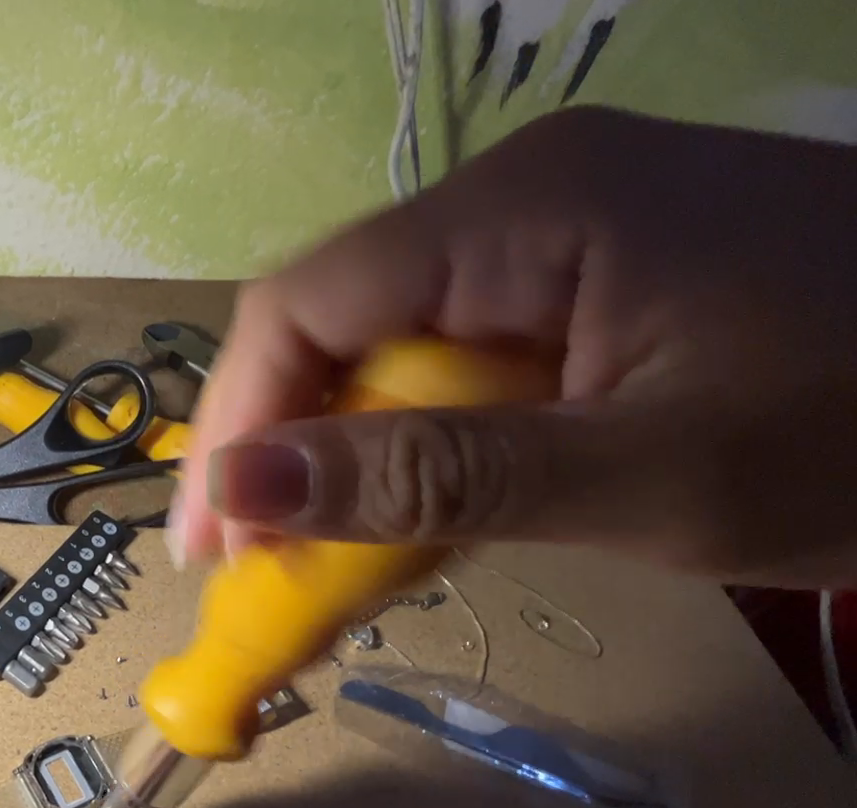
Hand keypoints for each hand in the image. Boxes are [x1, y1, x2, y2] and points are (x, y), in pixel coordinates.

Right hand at [169, 106, 856, 587]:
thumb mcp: (645, 474)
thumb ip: (430, 477)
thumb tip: (239, 492)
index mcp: (521, 208)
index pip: (303, 306)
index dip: (234, 423)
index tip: (211, 541)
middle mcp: (502, 202)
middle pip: (321, 324)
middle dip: (271, 445)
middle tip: (250, 556)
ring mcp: (528, 241)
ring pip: (361, 348)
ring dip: (324, 452)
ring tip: (305, 542)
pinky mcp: (550, 287)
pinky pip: (422, 360)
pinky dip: (390, 442)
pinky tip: (389, 498)